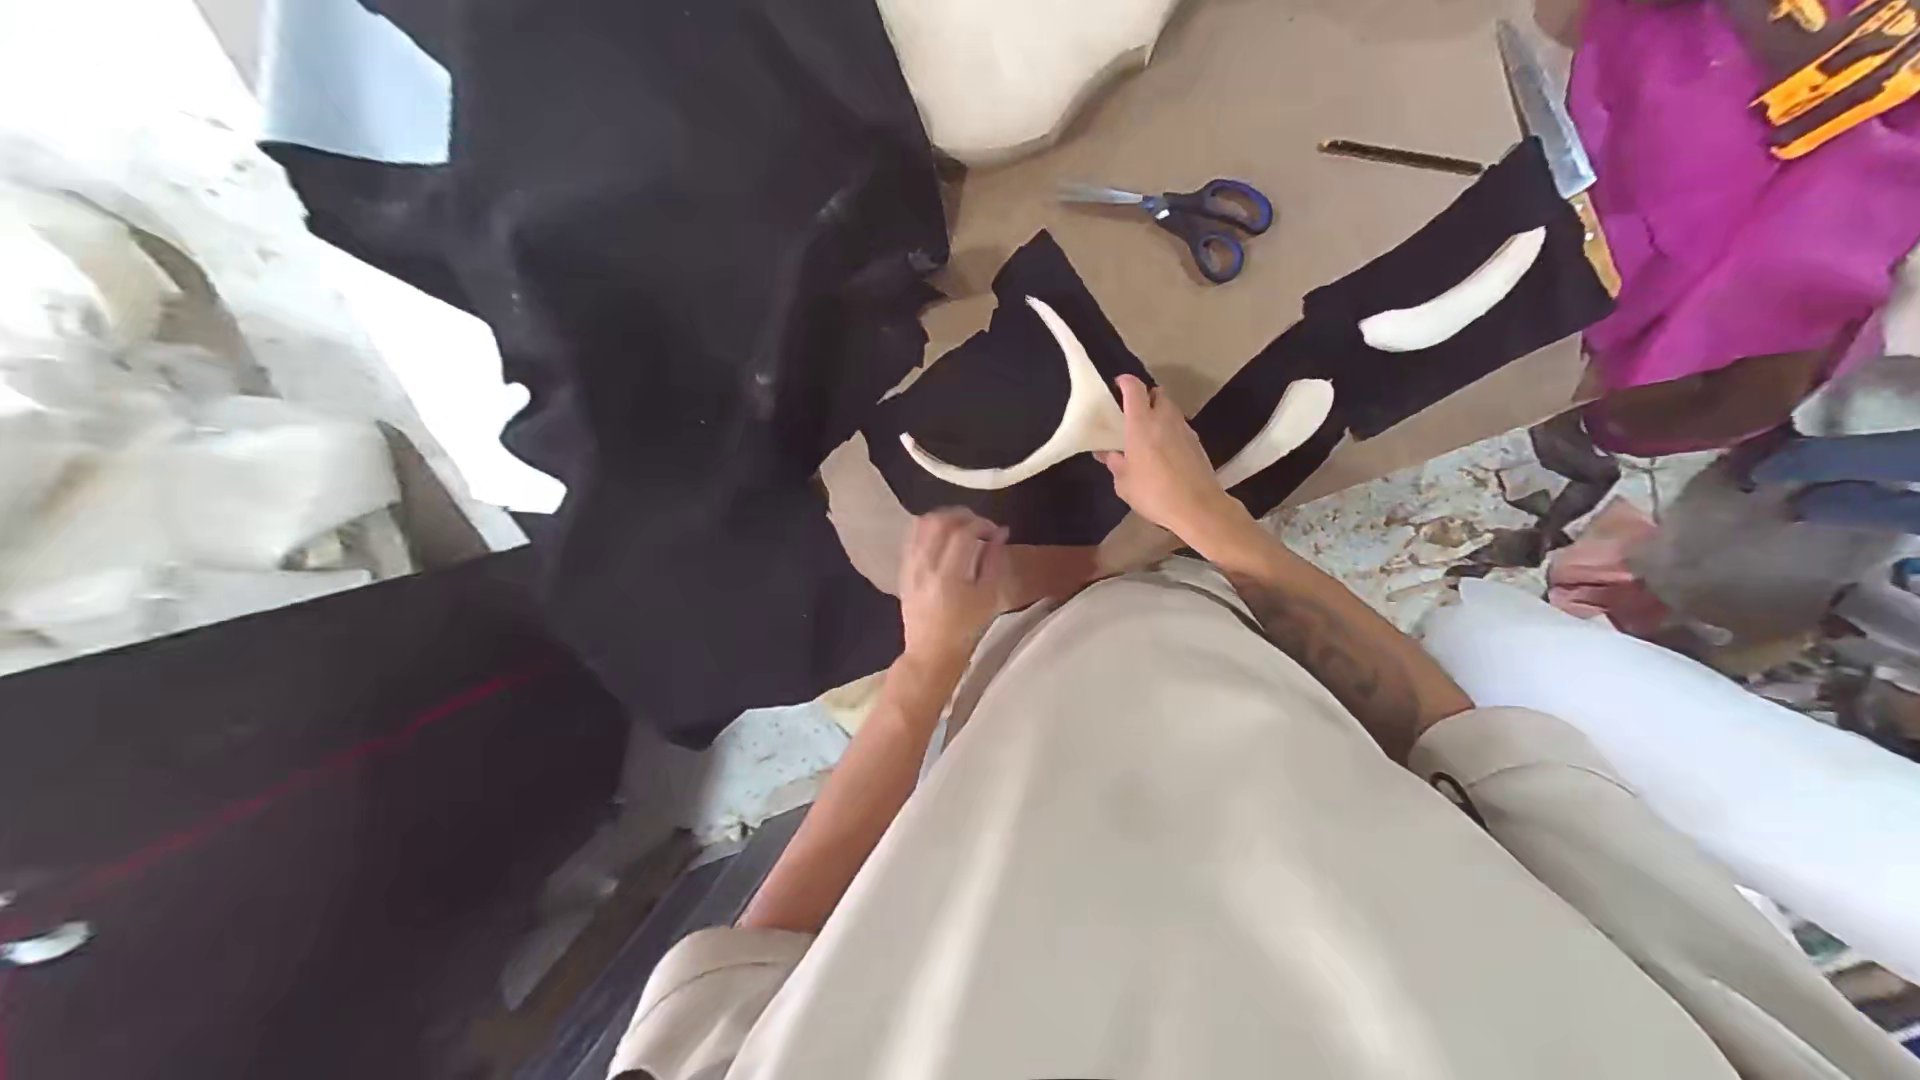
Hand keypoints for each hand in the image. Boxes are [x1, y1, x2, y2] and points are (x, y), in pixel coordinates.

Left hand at [898, 507, 1009, 667]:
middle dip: (963, 515)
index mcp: (948, 575)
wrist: (931, 652)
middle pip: (939, 521)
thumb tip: (1000, 533)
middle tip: (979, 525)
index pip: (963, 533)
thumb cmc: (965, 629)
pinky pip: (912, 537)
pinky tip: (943, 537)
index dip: (982, 524)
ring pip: (922, 524)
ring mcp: (910, 567)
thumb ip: (994, 561)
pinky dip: (929, 529)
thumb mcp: (989, 598)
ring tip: (961, 527)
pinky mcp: (903, 570)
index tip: (994, 532)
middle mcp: (925, 566)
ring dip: (944, 518)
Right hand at [1096, 375, 1252, 549]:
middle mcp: (1164, 418)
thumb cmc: (1153, 492)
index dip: (1125, 382)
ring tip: (1147, 432)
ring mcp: (1184, 429)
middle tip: (1133, 412)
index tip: (1117, 385)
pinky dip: (1170, 429)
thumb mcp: (1123, 482)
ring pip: (1170, 409)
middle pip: (1157, 393)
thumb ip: (1114, 463)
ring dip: (1159, 413)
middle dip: (1145, 396)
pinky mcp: (1196, 442)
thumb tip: (1107, 453)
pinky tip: (1163, 449)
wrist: (1197, 506)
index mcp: (1141, 423)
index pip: (1134, 388)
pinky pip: (1179, 426)